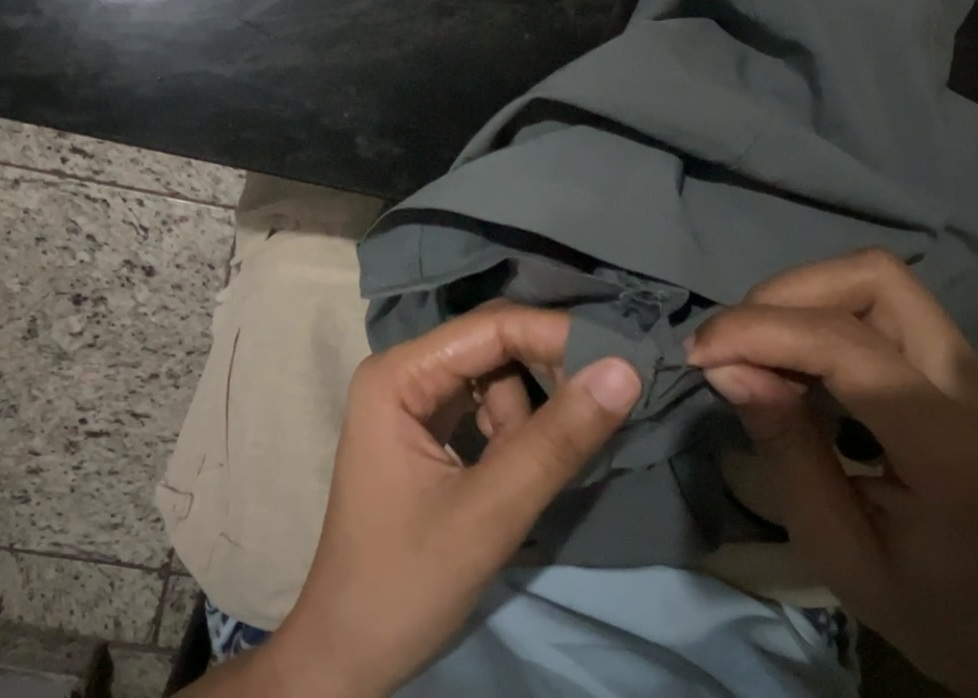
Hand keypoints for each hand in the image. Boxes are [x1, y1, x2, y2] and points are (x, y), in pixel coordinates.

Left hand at [232, 305, 641, 696]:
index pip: (491, 326)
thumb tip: (627, 368)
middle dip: (549, 371)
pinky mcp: (428, 432)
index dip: (559, 336)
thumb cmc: (406, 581)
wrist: (351, 651)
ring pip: (497, 377)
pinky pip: (487, 408)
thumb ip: (556, 440)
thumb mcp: (490, 512)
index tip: (626, 360)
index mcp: (397, 375)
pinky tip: (523, 469)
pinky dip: (518, 432)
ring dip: (532, 414)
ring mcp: (413, 402)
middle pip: (494, 344)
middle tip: (606, 403)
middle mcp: (402, 373)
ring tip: (538, 468)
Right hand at [687, 249, 977, 697]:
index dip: (763, 332)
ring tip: (756, 346)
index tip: (698, 353)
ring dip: (801, 296)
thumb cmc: (916, 600)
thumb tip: (726, 366)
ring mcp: (975, 368)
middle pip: (875, 279)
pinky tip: (792, 355)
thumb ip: (784, 448)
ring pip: (877, 277)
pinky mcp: (959, 361)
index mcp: (953, 452)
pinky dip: (821, 309)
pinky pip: (881, 302)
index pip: (851, 347)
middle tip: (732, 344)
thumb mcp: (832, 546)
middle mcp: (975, 388)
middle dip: (785, 295)